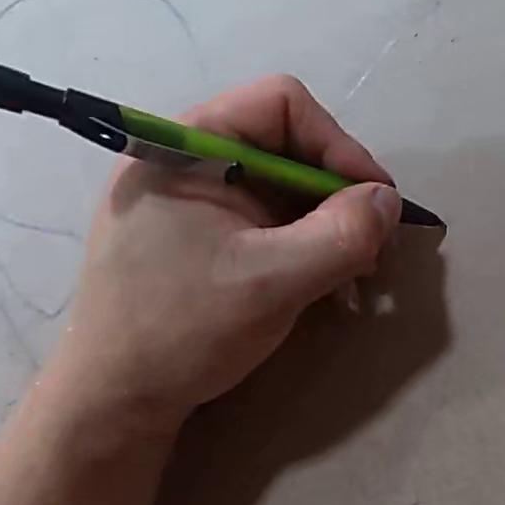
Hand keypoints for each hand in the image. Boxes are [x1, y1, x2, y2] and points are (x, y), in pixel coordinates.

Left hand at [43, 75, 402, 429]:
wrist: (116, 400)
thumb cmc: (182, 331)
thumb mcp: (272, 282)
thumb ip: (341, 235)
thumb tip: (388, 200)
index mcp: (187, 147)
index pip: (280, 104)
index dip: (338, 144)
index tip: (373, 200)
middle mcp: (189, 161)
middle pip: (287, 145)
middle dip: (338, 193)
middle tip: (371, 246)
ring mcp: (194, 200)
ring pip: (282, 188)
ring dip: (327, 225)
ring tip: (352, 276)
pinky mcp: (202, 236)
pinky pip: (266, 221)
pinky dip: (304, 245)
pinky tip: (324, 285)